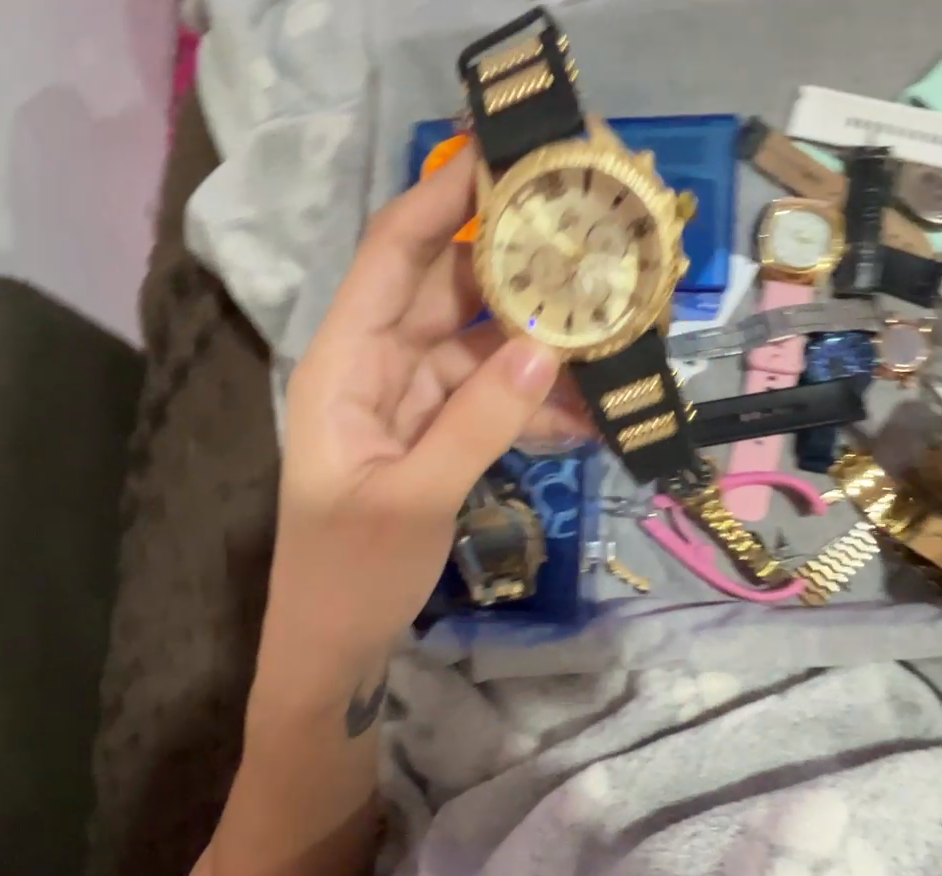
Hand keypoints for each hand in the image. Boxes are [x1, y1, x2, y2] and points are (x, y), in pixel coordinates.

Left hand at [264, 142, 589, 667]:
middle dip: (515, 273)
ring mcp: (409, 405)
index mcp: (344, 364)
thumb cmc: (350, 574)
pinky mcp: (435, 439)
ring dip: (537, 348)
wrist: (333, 648)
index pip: (392, 257)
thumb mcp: (415, 498)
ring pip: (479, 352)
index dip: (444, 203)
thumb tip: (544, 346)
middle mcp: (375, 369)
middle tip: (592, 245)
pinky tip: (586, 413)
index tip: (510, 161)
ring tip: (609, 334)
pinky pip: (489, 403)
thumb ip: (478, 421)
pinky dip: (532, 405)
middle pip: (447, 296)